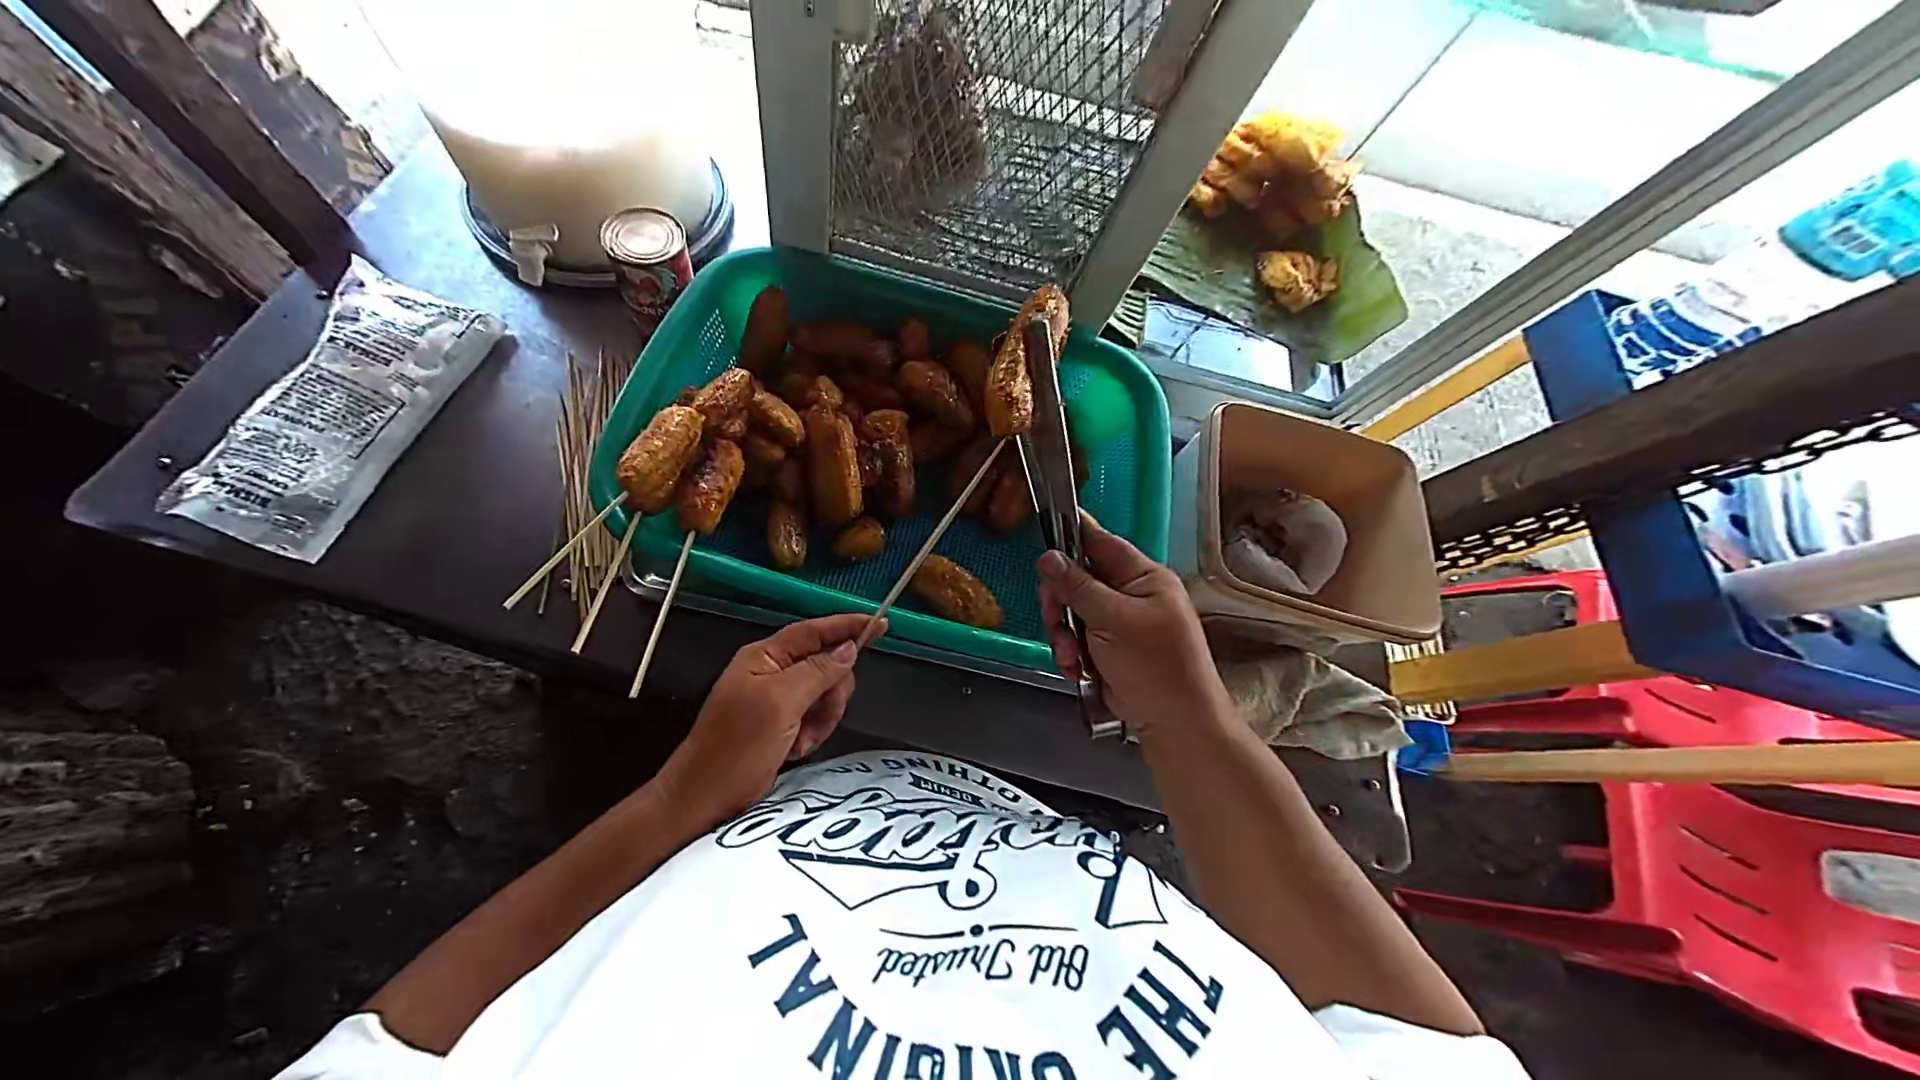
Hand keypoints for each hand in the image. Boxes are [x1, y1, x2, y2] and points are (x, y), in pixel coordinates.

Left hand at [657, 613, 878, 825]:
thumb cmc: (736, 747)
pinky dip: (814, 732)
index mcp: (765, 657)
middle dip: (831, 693)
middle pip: (827, 665)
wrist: (704, 799)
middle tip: (818, 716)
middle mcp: (773, 672)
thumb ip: (818, 672)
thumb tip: (850, 648)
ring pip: (826, 693)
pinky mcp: (783, 723)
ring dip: (822, 718)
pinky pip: (817, 716)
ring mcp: (778, 699)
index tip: (881, 624)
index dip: (848, 626)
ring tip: (801, 739)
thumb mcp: (780, 704)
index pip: (814, 631)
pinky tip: (797, 748)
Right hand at [1036, 513, 1228, 738]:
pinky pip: (1078, 640)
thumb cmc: (1153, 666)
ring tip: (1072, 658)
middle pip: (1079, 581)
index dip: (1072, 535)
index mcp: (1143, 578)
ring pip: (1073, 614)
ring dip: (1064, 635)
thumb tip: (1048, 556)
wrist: (1176, 724)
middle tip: (1053, 617)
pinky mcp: (1109, 651)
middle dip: (1061, 602)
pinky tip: (1077, 670)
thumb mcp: (1111, 620)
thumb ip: (1077, 586)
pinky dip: (1072, 654)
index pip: (1101, 543)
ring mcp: (1120, 625)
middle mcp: (1131, 596)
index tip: (1043, 527)